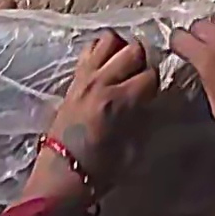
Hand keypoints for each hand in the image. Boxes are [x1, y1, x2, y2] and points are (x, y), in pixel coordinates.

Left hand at [23, 30, 158, 201]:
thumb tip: (154, 102)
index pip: (150, 76)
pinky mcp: (75, 76)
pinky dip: (102, 50)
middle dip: (144, 61)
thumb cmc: (98, 171)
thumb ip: (145, 120)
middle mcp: (101, 82)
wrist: (58, 176)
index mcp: (117, 102)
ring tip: (125, 66)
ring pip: (110, 38)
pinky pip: (90, 47)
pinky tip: (107, 65)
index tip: (153, 95)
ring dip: (122, 49)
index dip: (156, 85)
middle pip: (133, 49)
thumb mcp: (132, 152)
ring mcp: (85, 75)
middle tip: (142, 76)